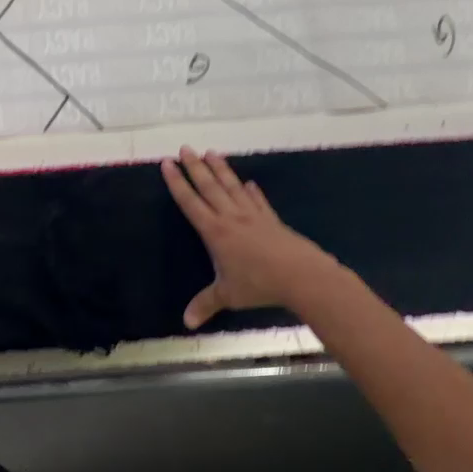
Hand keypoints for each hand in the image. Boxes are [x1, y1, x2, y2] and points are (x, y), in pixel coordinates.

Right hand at [160, 147, 346, 328]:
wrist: (304, 277)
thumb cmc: (260, 284)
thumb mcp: (228, 295)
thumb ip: (205, 304)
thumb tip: (186, 323)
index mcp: (215, 231)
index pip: (190, 202)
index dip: (177, 182)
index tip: (168, 163)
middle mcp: (231, 218)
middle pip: (209, 187)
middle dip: (195, 167)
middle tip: (185, 148)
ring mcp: (254, 216)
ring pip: (232, 187)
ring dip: (220, 170)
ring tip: (211, 152)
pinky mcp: (272, 221)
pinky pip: (258, 201)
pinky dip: (251, 191)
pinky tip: (248, 183)